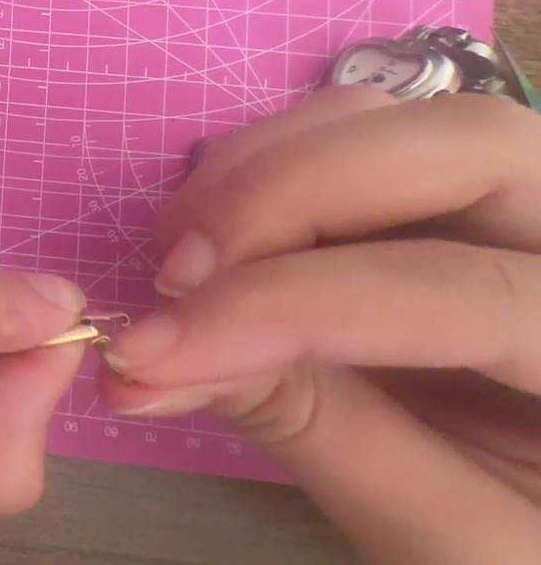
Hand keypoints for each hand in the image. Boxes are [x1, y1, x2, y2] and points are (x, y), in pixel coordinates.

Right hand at [99, 85, 540, 563]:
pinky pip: (340, 132)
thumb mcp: (450, 535)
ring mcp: (531, 206)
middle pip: (457, 146)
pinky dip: (253, 168)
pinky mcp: (446, 194)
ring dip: (254, 172)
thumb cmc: (532, 548)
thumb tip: (140, 359)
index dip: (280, 310)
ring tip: (185, 258)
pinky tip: (216, 238)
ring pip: (383, 119)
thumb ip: (308, 428)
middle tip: (175, 272)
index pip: (458, 294)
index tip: (145, 348)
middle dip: (280, 194)